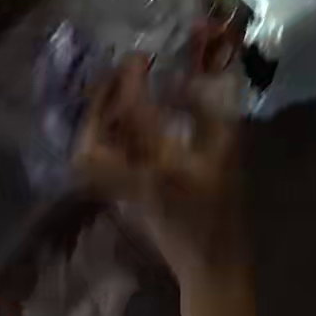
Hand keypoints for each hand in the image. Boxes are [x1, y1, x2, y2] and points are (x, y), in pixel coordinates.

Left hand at [74, 56, 245, 283]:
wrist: (209, 260)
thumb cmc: (223, 202)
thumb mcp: (227, 149)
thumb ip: (208, 110)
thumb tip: (187, 77)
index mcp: (159, 164)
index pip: (132, 115)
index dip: (130, 81)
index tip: (140, 56)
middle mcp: (130, 178)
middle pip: (89, 146)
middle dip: (96, 106)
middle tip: (115, 76)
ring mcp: (120, 191)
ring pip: (88, 155)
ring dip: (96, 119)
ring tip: (117, 92)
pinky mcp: (122, 196)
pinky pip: (100, 160)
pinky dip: (105, 133)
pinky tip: (125, 119)